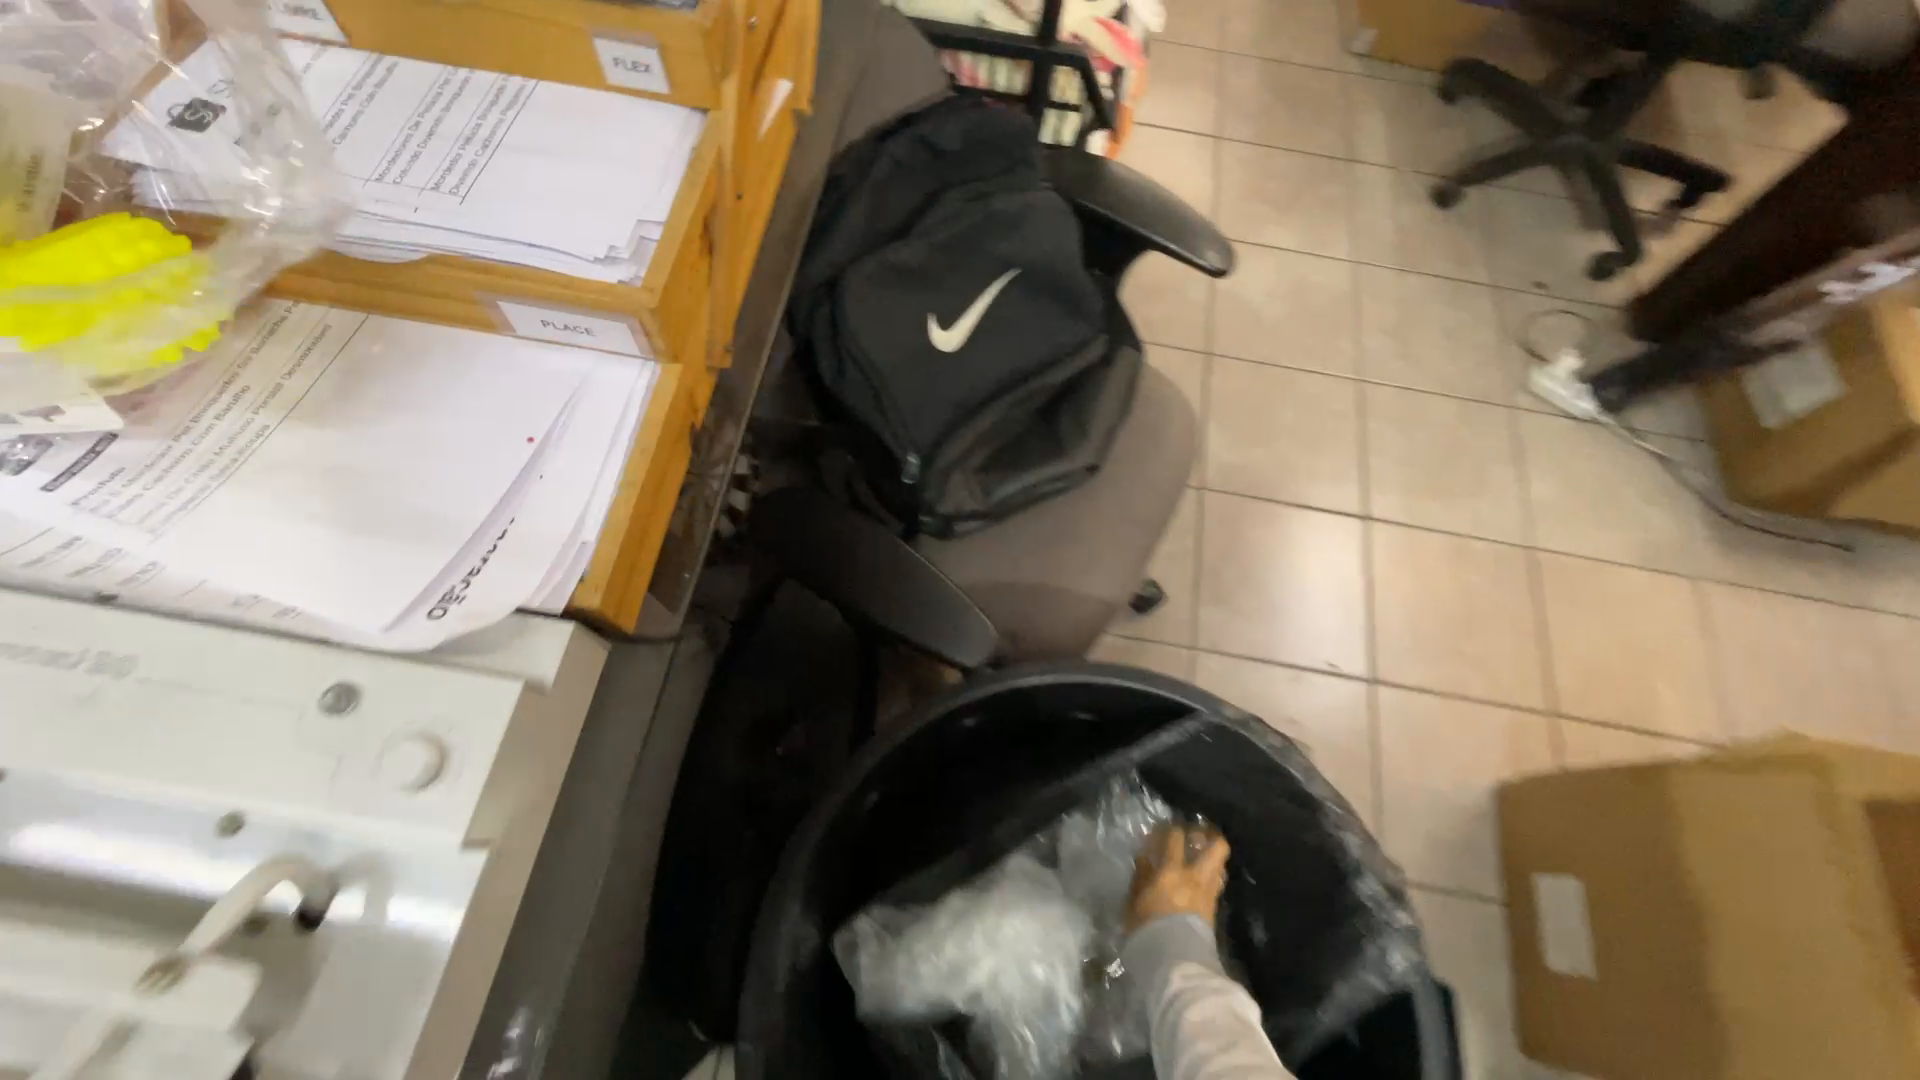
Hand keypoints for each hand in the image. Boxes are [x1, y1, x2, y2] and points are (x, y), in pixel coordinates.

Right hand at [1126, 824, 1229, 933]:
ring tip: (1200, 856)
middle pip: (1217, 846)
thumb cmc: (1147, 927)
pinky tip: (1199, 879)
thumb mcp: (1135, 899)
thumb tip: (1145, 857)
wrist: (1174, 960)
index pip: (1175, 837)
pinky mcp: (1214, 908)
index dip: (1170, 828)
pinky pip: (1216, 883)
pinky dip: (1210, 876)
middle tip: (1196, 835)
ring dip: (1212, 857)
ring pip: (1221, 864)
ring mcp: (1209, 892)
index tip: (1163, 829)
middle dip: (1209, 836)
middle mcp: (1196, 876)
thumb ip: (1141, 875)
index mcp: (1172, 870)